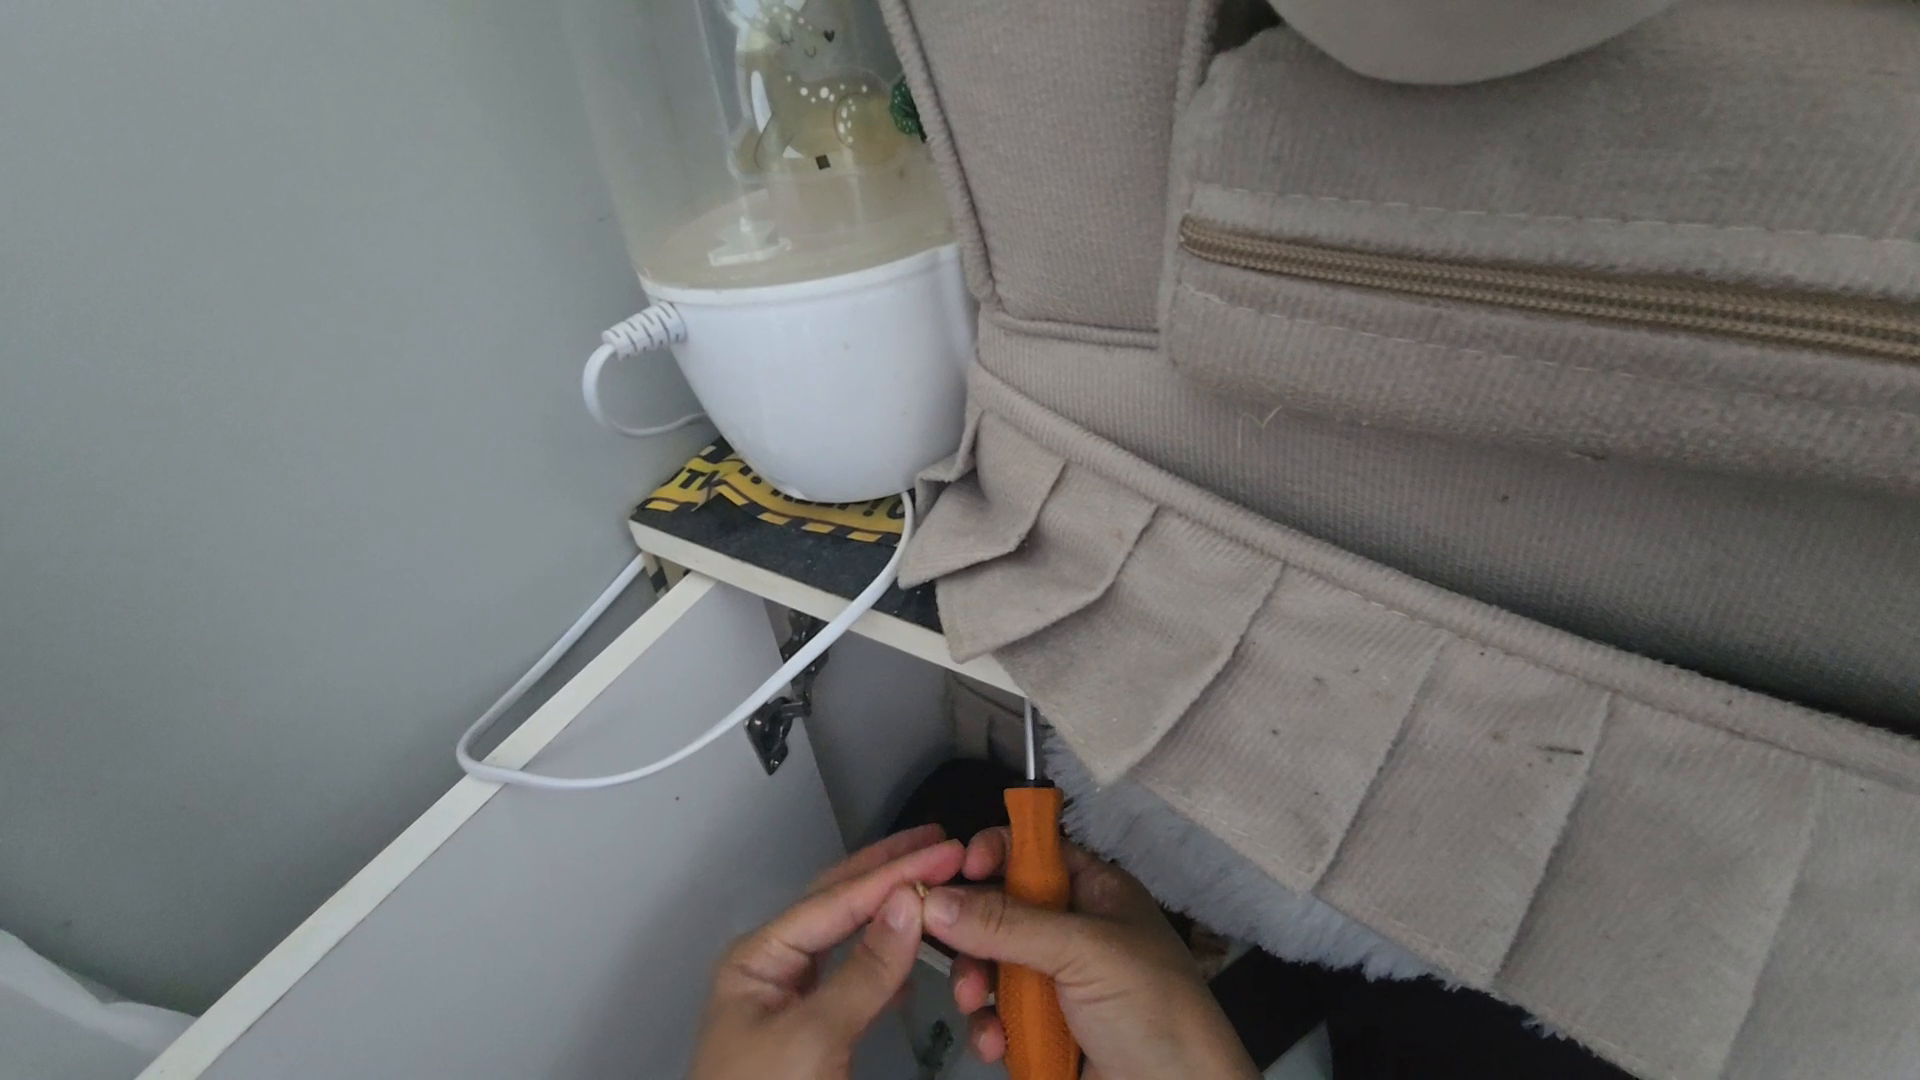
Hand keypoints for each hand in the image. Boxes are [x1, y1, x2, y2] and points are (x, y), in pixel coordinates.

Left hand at [690, 825, 964, 1079]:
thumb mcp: (813, 1037)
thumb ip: (865, 968)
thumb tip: (910, 901)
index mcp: (760, 955)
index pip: (837, 898)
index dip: (894, 872)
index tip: (944, 848)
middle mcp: (775, 963)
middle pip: (839, 900)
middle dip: (888, 868)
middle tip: (939, 841)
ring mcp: (793, 995)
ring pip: (850, 933)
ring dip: (892, 906)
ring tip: (931, 874)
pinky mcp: (814, 1027)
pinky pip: (857, 972)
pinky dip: (890, 953)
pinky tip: (914, 944)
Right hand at [924, 828, 1258, 1079]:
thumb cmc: (1151, 1008)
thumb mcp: (1085, 953)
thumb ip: (1009, 924)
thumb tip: (935, 900)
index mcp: (1094, 891)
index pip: (1035, 851)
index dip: (998, 851)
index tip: (961, 866)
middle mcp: (1071, 929)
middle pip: (1002, 907)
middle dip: (973, 927)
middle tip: (949, 944)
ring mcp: (1056, 983)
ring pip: (991, 963)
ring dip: (975, 982)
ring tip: (973, 1003)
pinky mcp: (1043, 1031)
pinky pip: (997, 1014)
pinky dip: (988, 1027)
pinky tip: (993, 1044)